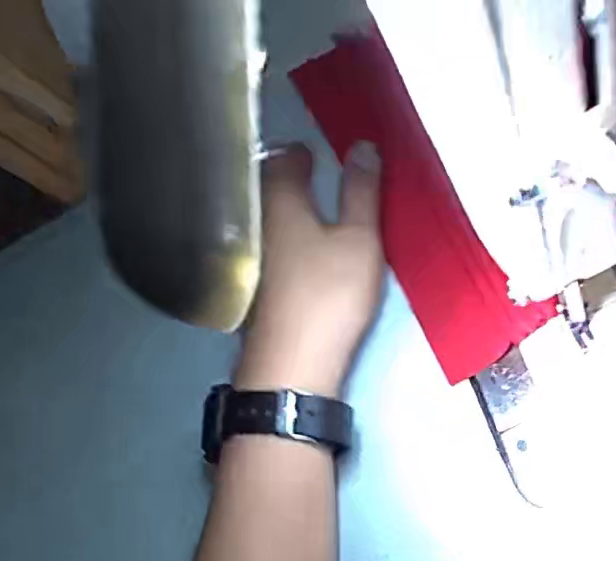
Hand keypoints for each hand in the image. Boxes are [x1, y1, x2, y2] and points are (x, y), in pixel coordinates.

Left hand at [237, 142, 384, 396]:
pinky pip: (267, 248)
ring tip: (306, 213)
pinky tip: (296, 254)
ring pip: (263, 220)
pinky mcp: (253, 287)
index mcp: (279, 200)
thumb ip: (363, 195)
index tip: (313, 153)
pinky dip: (281, 242)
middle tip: (307, 178)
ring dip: (281, 212)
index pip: (283, 161)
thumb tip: (365, 146)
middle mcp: (255, 220)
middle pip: (265, 188)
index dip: (300, 154)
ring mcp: (250, 256)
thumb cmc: (330, 294)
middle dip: (283, 179)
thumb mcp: (360, 242)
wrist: (294, 359)